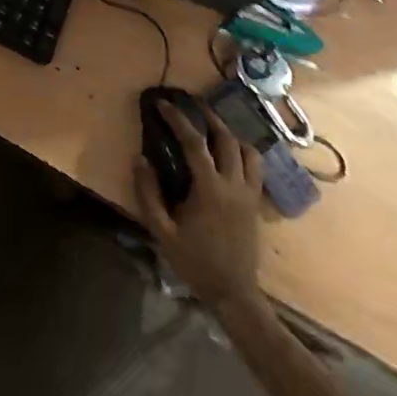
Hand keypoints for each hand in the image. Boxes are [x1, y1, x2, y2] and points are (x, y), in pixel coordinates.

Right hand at [134, 100, 265, 305]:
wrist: (233, 291)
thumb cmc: (194, 261)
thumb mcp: (162, 231)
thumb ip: (148, 193)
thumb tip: (140, 159)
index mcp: (210, 189)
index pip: (194, 142)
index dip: (177, 119)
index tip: (163, 104)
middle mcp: (234, 184)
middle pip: (226, 138)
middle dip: (208, 116)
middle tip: (191, 105)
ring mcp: (249, 192)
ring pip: (247, 149)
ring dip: (229, 132)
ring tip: (212, 125)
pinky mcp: (256, 201)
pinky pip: (256, 166)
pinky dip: (244, 151)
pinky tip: (231, 152)